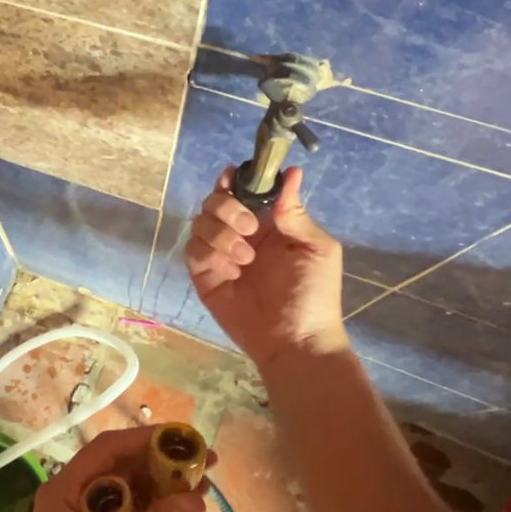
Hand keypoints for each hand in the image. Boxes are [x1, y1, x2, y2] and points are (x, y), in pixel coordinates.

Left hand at [2, 426, 212, 511]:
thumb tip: (198, 496)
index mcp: (65, 492)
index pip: (109, 448)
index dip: (149, 439)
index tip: (187, 440)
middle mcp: (71, 497)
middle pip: (120, 466)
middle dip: (162, 464)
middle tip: (206, 465)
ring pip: (126, 490)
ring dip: (161, 488)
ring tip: (202, 488)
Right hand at [186, 165, 348, 364]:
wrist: (295, 340)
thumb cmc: (313, 294)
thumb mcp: (316, 249)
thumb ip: (295, 212)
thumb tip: (292, 171)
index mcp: (267, 222)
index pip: (241, 190)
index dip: (232, 181)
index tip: (231, 178)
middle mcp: (239, 234)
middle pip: (213, 202)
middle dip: (227, 209)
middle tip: (249, 230)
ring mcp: (219, 255)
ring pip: (199, 224)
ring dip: (221, 236)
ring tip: (245, 261)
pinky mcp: (204, 277)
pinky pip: (193, 252)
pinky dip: (210, 257)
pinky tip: (232, 274)